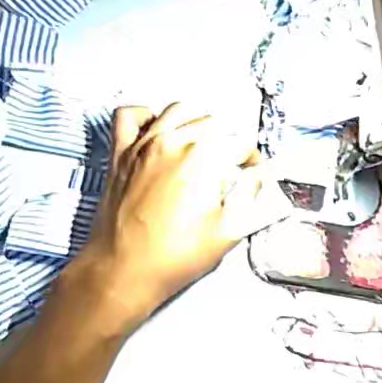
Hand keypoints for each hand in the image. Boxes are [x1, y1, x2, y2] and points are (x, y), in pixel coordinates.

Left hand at [69, 103, 265, 332]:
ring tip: (205, 146)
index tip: (253, 174)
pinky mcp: (120, 154)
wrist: (122, 271)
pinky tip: (158, 129)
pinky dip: (147, 115)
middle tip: (233, 168)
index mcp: (201, 159)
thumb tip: (261, 179)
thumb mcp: (227, 232)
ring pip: (177, 111)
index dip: (253, 160)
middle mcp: (171, 143)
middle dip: (229, 142)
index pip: (239, 143)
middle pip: (212, 123)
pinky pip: (131, 115)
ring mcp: (142, 145)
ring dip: (197, 123)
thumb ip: (251, 198)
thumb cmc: (170, 257)